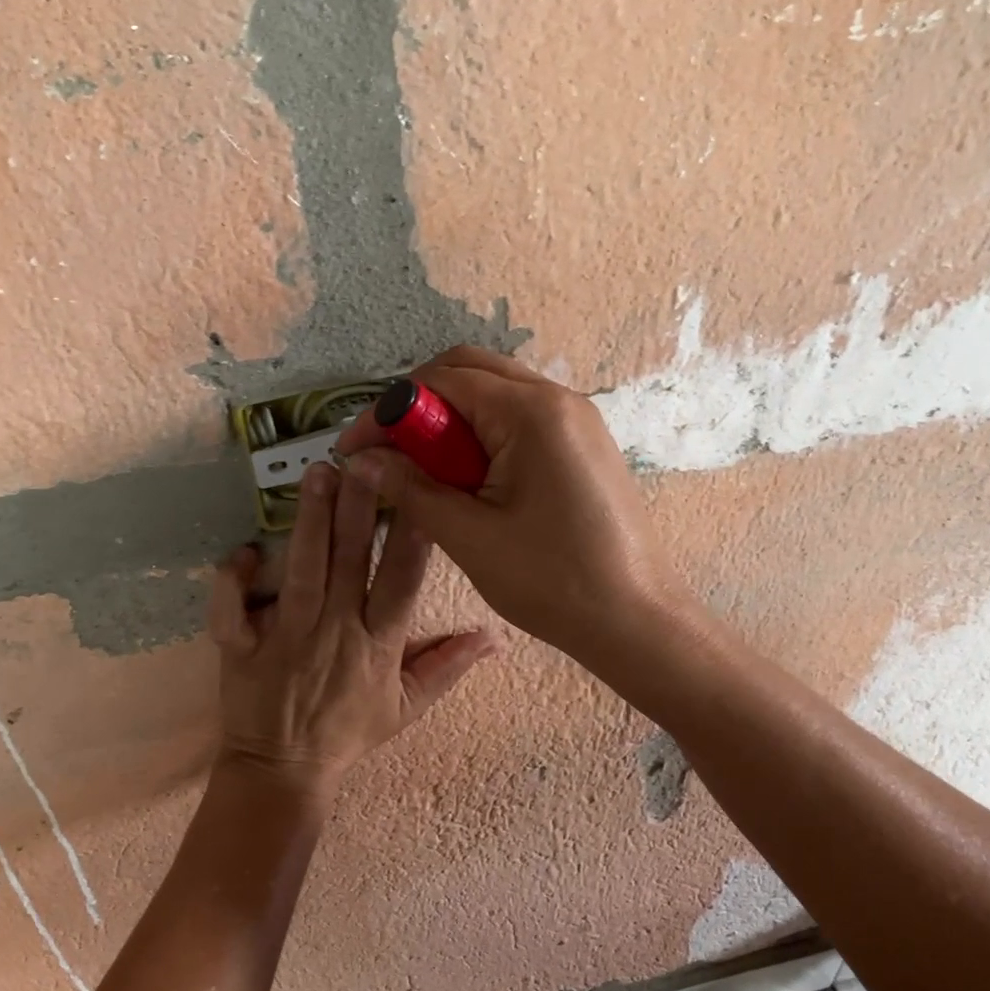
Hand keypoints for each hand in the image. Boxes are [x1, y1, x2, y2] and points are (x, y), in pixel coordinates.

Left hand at [208, 462, 499, 792]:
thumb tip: (496, 636)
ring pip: (301, 572)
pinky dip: (233, 581)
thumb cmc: (349, 731)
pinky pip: (233, 610)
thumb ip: (449, 666)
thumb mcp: (407, 705)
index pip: (403, 580)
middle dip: (358, 509)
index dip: (413, 534)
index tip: (420, 489)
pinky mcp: (241, 649)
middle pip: (350, 563)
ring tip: (318, 475)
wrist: (285, 770)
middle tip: (365, 459)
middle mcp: (336, 632)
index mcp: (378, 643)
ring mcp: (285, 639)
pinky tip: (242, 550)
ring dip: (310, 523)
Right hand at [337, 347, 686, 662]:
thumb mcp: (469, 536)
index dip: (389, 409)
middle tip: (387, 452)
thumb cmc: (553, 581)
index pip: (442, 381)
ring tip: (424, 470)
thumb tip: (362, 460)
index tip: (353, 448)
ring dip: (450, 418)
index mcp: (532, 413)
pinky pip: (518, 416)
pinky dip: (481, 433)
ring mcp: (576, 419)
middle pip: (470, 371)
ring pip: (494, 391)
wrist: (636, 619)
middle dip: (418, 404)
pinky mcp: (581, 443)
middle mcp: (559, 399)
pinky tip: (467, 478)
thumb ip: (411, 488)